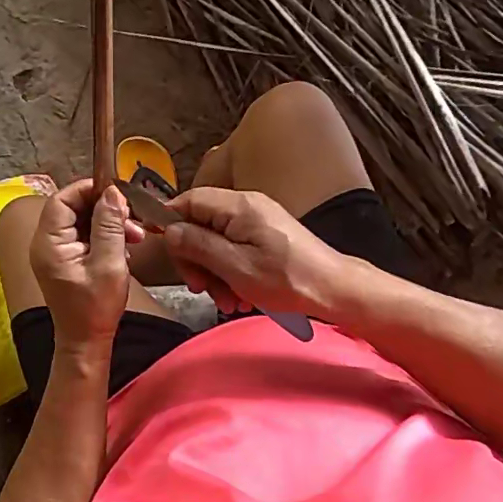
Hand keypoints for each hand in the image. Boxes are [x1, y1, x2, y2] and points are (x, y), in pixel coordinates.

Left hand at [29, 179, 144, 352]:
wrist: (85, 342)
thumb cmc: (95, 308)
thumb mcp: (109, 263)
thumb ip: (109, 225)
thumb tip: (112, 193)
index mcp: (49, 243)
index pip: (62, 199)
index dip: (89, 190)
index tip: (117, 193)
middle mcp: (45, 244)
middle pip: (72, 208)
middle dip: (104, 209)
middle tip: (131, 218)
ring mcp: (54, 252)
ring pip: (81, 221)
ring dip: (108, 223)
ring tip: (134, 236)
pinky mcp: (64, 260)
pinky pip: (83, 236)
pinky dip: (104, 236)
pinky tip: (124, 247)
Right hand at [161, 187, 354, 317]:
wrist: (336, 291)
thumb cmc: (288, 279)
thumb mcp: (234, 266)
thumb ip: (197, 244)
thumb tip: (169, 230)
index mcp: (238, 206)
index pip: (188, 200)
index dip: (170, 224)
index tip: (166, 253)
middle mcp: (247, 206)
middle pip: (199, 223)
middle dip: (195, 259)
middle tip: (201, 288)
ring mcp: (257, 221)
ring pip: (215, 241)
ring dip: (213, 273)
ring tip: (226, 301)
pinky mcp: (266, 237)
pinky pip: (234, 250)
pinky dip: (230, 273)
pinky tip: (238, 297)